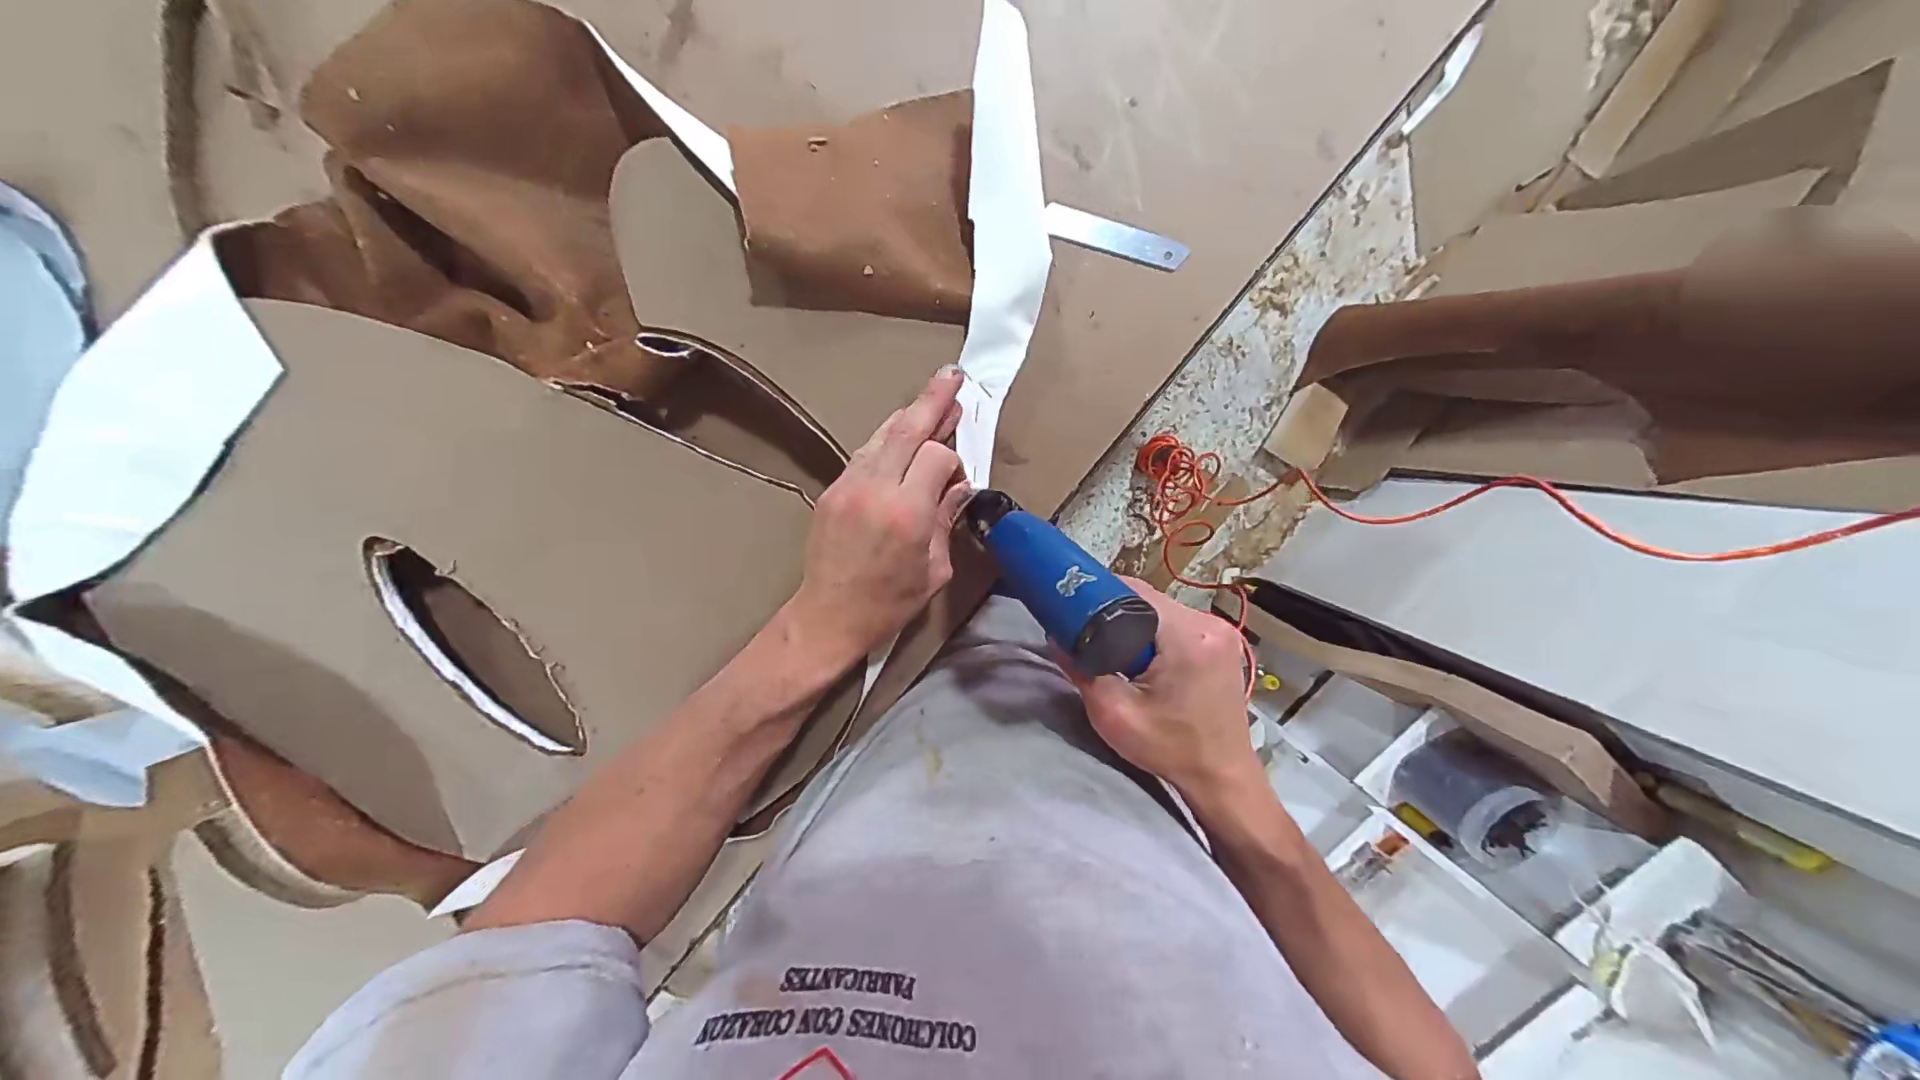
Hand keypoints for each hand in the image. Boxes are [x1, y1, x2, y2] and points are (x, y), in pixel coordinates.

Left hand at [788, 368, 970, 660]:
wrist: (828, 616)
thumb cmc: (887, 603)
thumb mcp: (934, 569)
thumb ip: (946, 520)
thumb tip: (957, 488)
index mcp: (907, 513)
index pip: (937, 455)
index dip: (953, 459)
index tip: (958, 478)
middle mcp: (875, 490)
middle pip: (908, 428)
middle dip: (933, 400)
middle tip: (952, 377)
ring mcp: (848, 487)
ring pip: (883, 434)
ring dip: (909, 416)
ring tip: (930, 401)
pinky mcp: (833, 491)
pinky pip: (864, 452)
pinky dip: (886, 441)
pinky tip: (899, 440)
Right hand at [1077, 578, 1258, 797]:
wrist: (1222, 777)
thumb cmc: (1170, 749)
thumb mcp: (1113, 713)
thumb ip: (1081, 669)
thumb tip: (1057, 636)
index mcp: (1189, 636)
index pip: (1132, 592)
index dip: (1097, 595)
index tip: (1072, 611)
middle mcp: (1210, 623)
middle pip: (1146, 599)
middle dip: (1114, 612)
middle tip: (1088, 635)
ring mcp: (1221, 631)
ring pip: (1160, 609)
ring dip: (1134, 624)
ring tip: (1114, 651)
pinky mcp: (1222, 642)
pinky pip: (1176, 623)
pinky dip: (1153, 633)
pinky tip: (1141, 657)